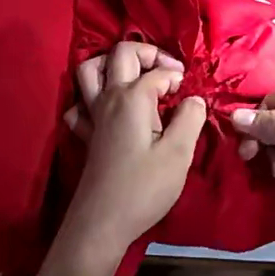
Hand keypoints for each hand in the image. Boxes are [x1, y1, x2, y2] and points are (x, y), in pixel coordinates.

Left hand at [60, 43, 207, 260]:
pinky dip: (91, 97)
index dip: (177, 77)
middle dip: (147, 53)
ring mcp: (92, 115)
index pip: (158, 72)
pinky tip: (107, 108)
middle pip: (121, 53)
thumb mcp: (179, 153)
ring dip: (113, 64)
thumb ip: (190, 119)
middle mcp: (108, 98)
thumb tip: (194, 98)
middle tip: (168, 71)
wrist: (102, 222)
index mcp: (133, 98)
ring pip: (90, 70)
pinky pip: (80, 103)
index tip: (190, 95)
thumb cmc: (144, 188)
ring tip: (137, 77)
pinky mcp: (86, 134)